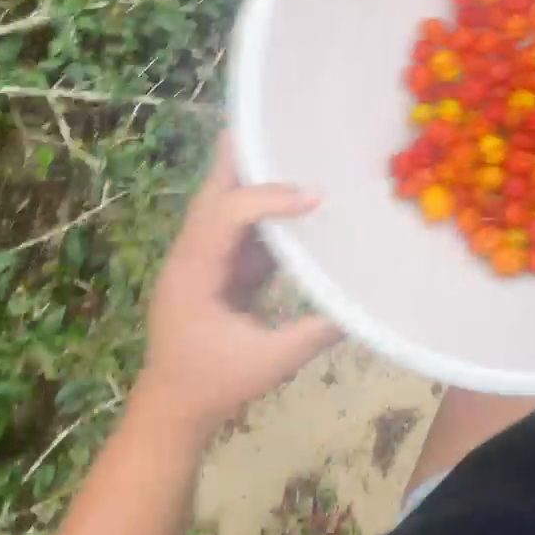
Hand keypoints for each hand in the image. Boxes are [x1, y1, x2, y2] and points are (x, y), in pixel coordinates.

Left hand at [131, 134, 342, 437]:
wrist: (172, 410)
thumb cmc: (213, 386)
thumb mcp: (267, 364)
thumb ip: (312, 334)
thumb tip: (361, 306)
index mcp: (194, 274)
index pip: (224, 217)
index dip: (268, 200)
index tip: (316, 198)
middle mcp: (192, 255)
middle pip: (213, 193)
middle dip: (243, 158)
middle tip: (277, 123)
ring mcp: (204, 258)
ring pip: (223, 201)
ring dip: (254, 174)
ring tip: (291, 144)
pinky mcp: (221, 265)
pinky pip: (241, 223)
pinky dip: (266, 202)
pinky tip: (297, 193)